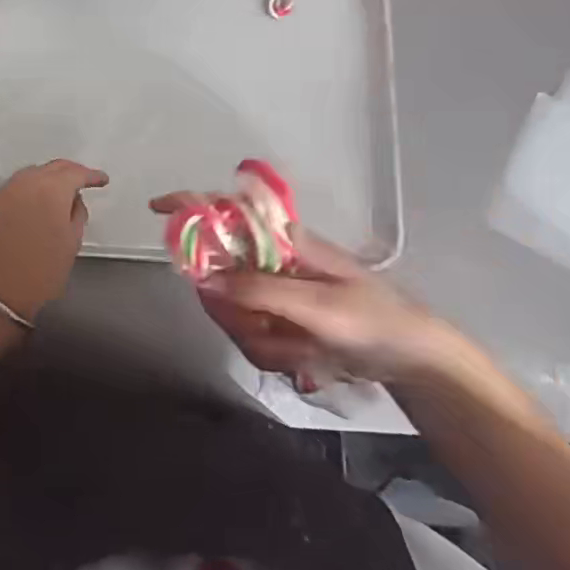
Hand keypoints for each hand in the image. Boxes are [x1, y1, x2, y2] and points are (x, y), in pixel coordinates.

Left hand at [0, 160, 108, 319]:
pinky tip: (38, 199)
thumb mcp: (72, 241)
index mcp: (51, 190)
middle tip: (83, 182)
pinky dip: (30, 187)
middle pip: (52, 168)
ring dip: (48, 177)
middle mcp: (26, 183)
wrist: (1, 289)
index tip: (101, 181)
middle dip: (70, 172)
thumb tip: (73, 200)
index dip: (91, 176)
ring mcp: (6, 192)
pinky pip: (16, 186)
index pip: (75, 173)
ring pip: (32, 174)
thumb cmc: (43, 269)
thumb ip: (77, 212)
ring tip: (61, 190)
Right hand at [149, 197, 455, 381]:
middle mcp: (270, 266)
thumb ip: (259, 291)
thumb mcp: (319, 305)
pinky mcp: (275, 323)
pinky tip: (301, 359)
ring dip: (261, 341)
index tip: (156, 209)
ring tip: (301, 352)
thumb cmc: (375, 320)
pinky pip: (247, 339)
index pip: (228, 216)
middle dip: (236, 316)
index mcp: (284, 245)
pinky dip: (270, 354)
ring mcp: (271, 297)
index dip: (192, 209)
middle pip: (217, 283)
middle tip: (267, 334)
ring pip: (230, 317)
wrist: (413, 360)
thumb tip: (204, 280)